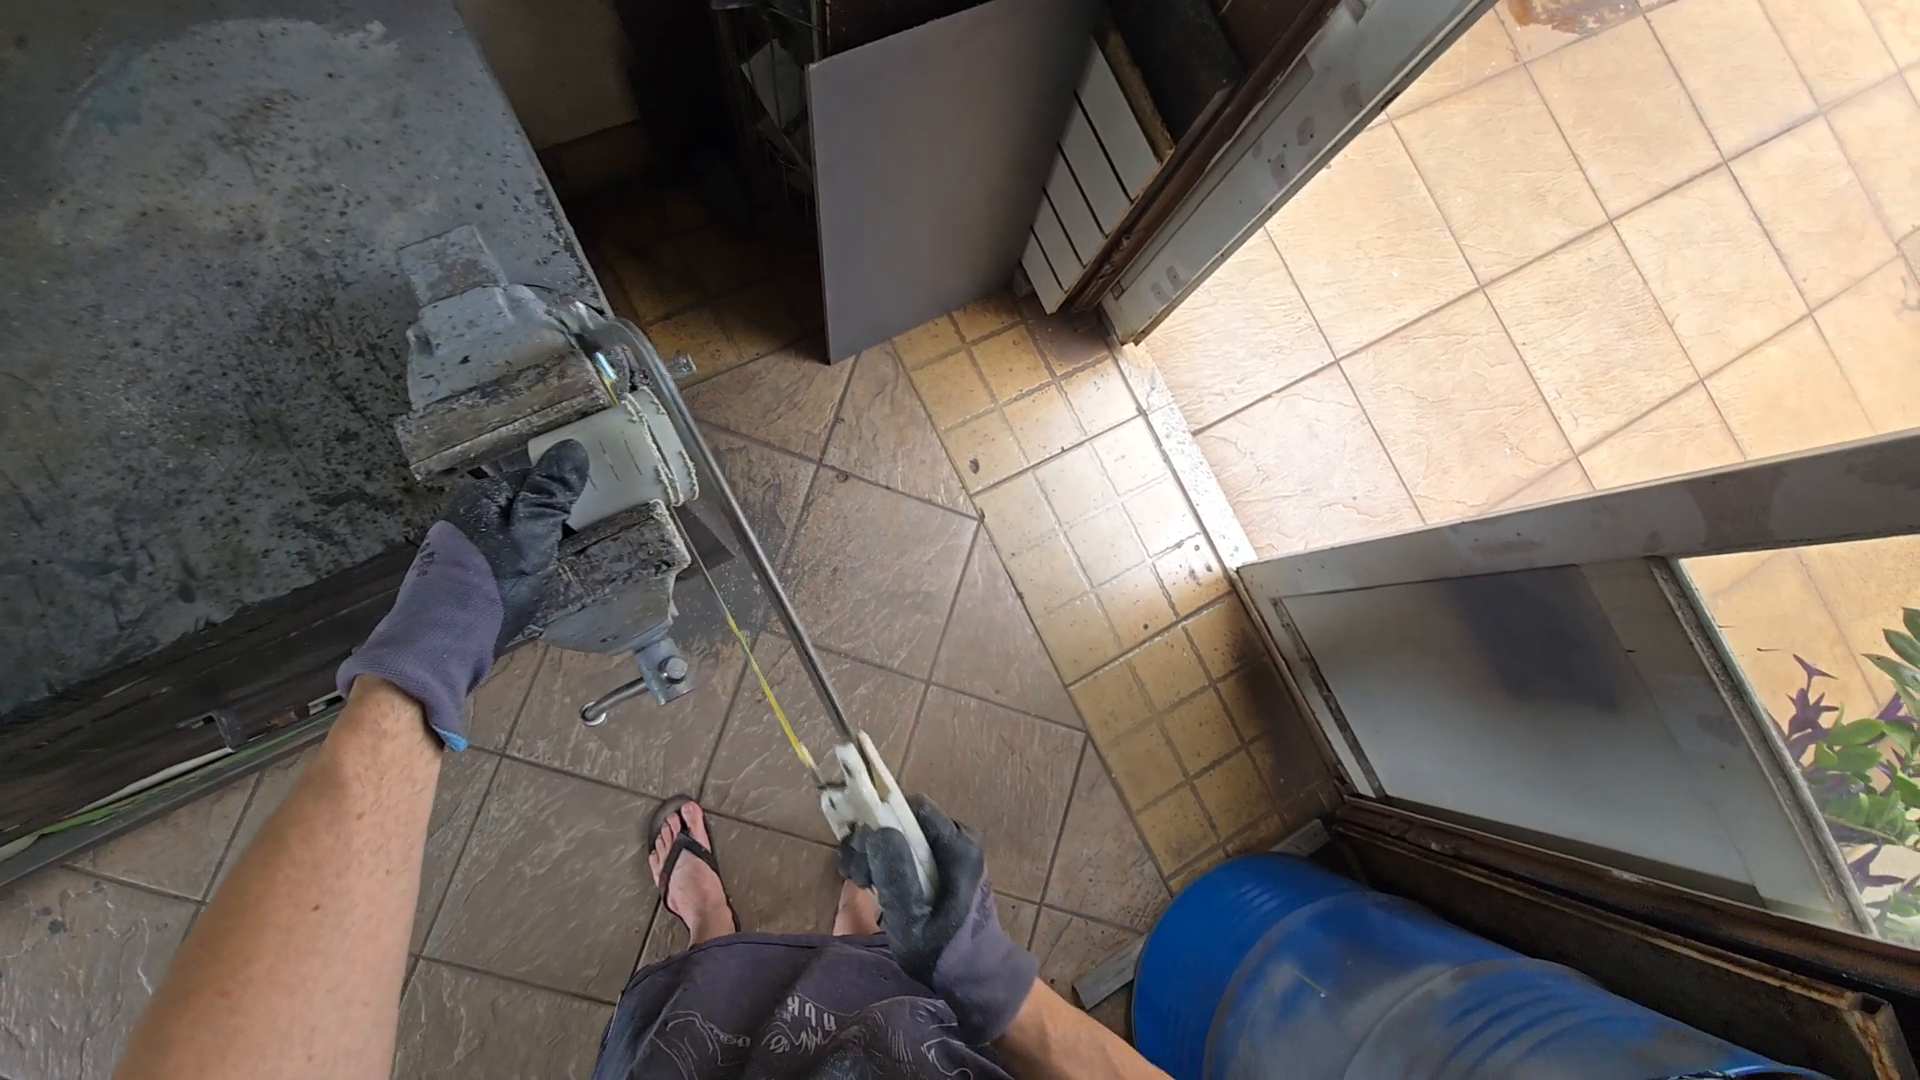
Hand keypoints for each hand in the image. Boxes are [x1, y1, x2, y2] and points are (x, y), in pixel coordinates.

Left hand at [337, 441, 589, 748]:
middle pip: (523, 504)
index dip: (565, 492)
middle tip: (584, 536)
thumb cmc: (491, 586)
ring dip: (540, 541)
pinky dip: (525, 561)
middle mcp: (465, 513)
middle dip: (552, 517)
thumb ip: (551, 493)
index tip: (592, 509)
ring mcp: (462, 544)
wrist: (443, 646)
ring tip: (567, 559)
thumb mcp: (532, 535)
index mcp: (480, 496)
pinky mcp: (463, 572)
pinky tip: (537, 579)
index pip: (534, 476)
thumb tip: (571, 447)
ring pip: (515, 530)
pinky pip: (506, 553)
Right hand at [842, 794, 1037, 1043]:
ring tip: (860, 879)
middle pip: (907, 819)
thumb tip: (877, 831)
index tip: (860, 848)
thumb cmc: (944, 953)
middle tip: (855, 871)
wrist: (977, 976)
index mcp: (958, 847)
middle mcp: (961, 838)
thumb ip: (895, 875)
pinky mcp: (950, 861)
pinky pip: (916, 847)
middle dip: (875, 839)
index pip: (913, 808)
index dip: (881, 818)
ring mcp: (957, 848)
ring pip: (907, 832)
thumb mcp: (911, 921)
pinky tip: (874, 882)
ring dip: (879, 851)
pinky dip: (892, 859)